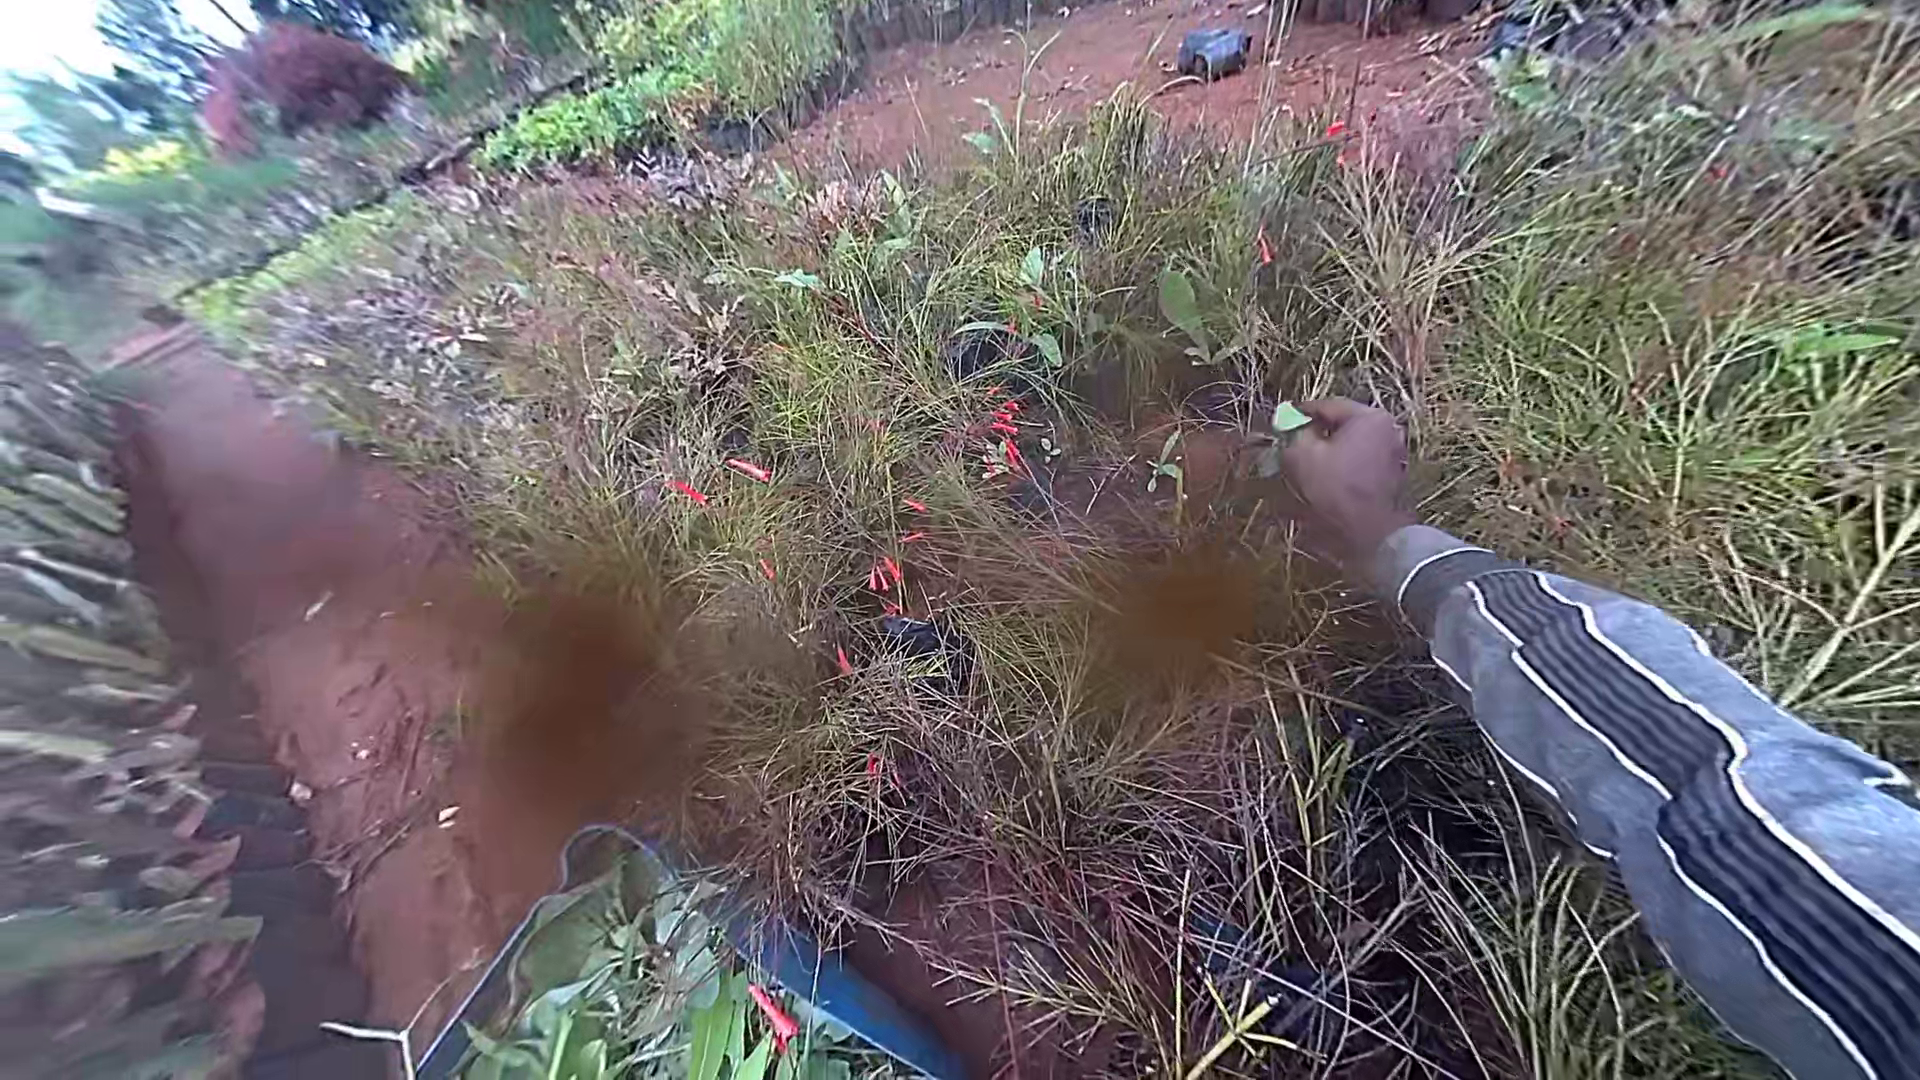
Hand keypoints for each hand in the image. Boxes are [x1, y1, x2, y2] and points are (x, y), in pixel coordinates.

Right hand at [1279, 398, 1416, 557]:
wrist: (1368, 530)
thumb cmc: (1334, 487)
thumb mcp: (1301, 455)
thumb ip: (1293, 433)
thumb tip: (1289, 423)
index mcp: (1369, 418)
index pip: (1328, 405)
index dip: (1300, 412)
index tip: (1281, 419)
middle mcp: (1388, 429)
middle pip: (1343, 423)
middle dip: (1316, 430)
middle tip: (1292, 440)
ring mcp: (1394, 452)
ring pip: (1352, 442)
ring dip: (1329, 447)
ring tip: (1306, 459)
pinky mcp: (1392, 474)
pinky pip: (1360, 458)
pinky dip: (1342, 461)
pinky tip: (1325, 475)